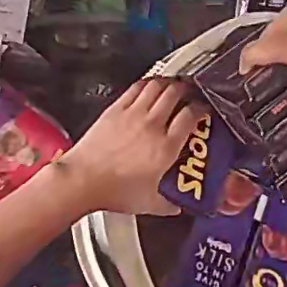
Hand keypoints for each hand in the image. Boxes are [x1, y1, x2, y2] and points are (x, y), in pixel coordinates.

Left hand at [53, 78, 205, 215]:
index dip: (201, 108)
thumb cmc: (113, 192)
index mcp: (165, 147)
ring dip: (169, 83)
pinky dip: (147, 83)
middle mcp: (152, 126)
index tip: (203, 110)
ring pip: (157, 86)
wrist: (82, 181)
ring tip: (173, 85)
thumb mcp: (152, 204)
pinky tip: (149, 86)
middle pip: (176, 93)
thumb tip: (180, 203)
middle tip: (190, 92)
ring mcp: (133, 114)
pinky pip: (136, 87)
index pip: (191, 115)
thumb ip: (172, 202)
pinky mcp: (116, 110)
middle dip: (187, 90)